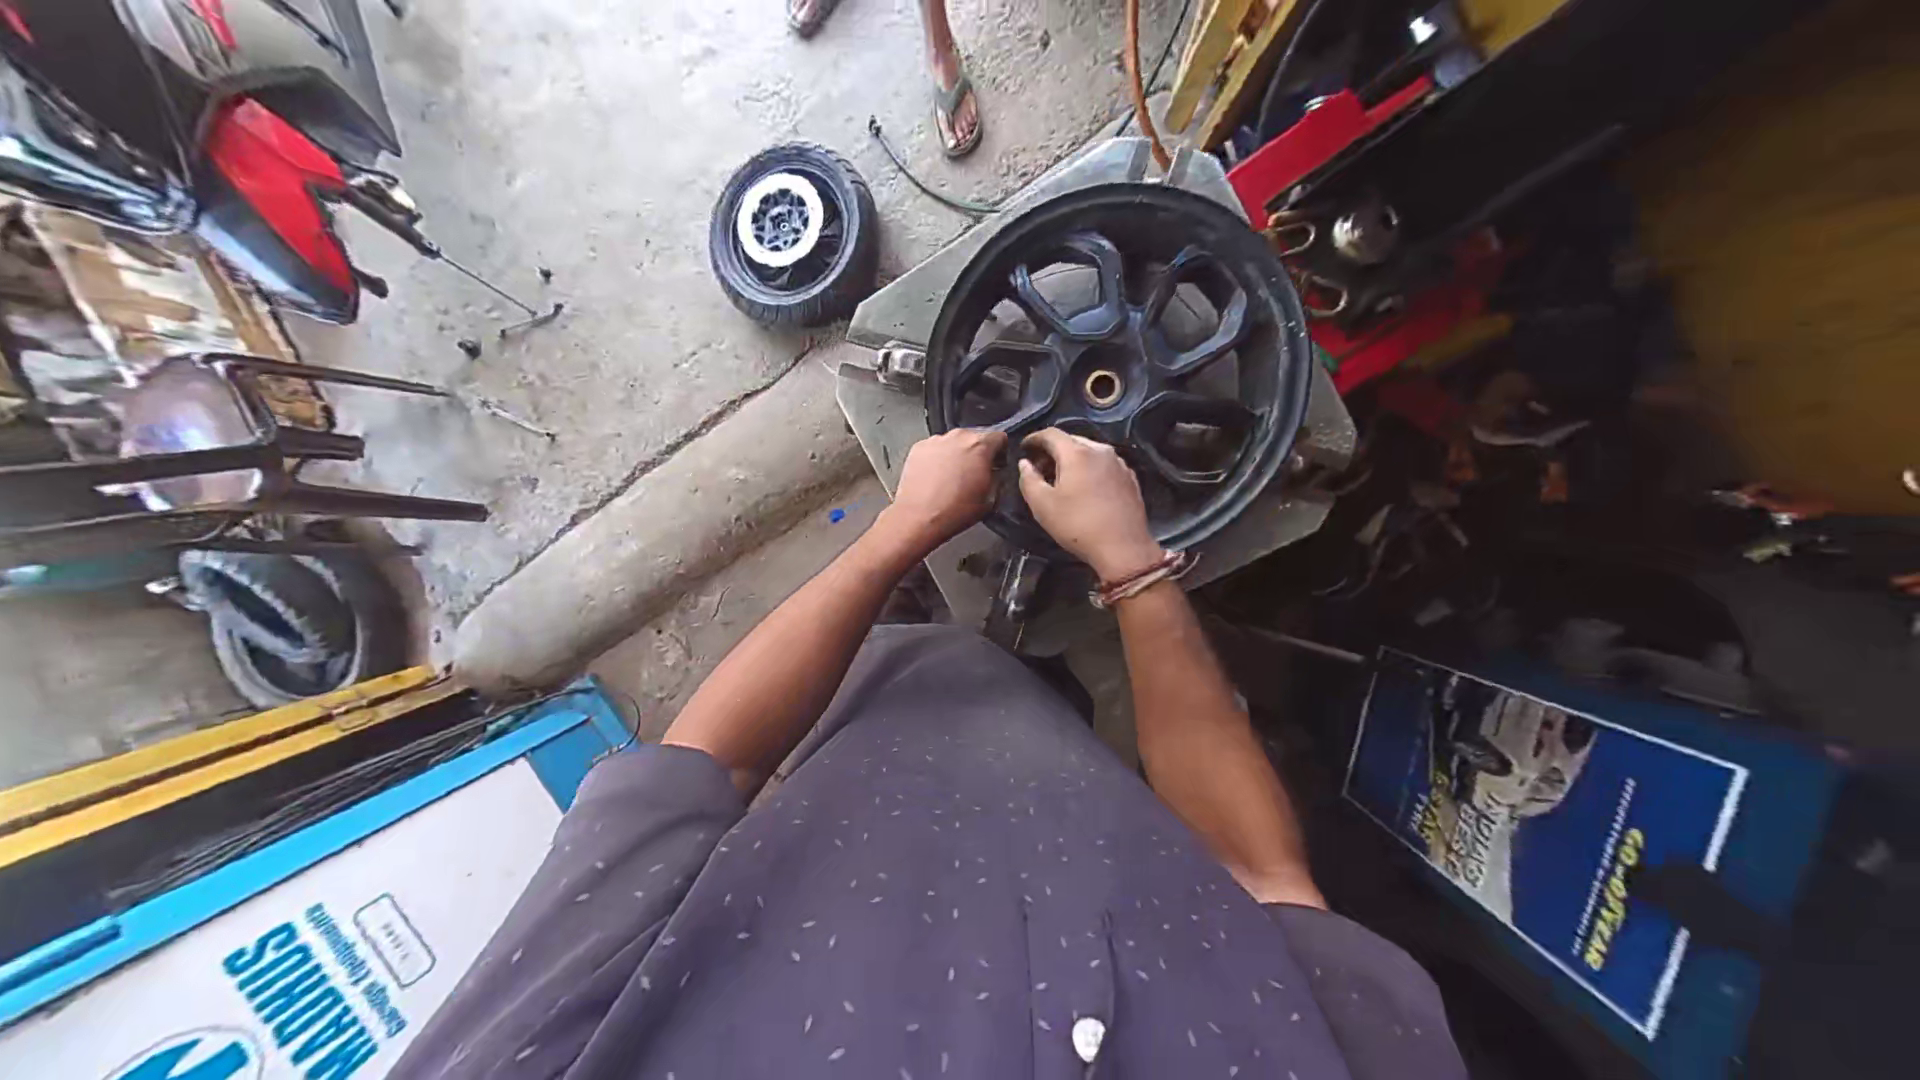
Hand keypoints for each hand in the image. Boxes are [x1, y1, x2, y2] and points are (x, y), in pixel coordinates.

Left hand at [880, 427, 1007, 554]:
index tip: (996, 463)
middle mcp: (958, 437)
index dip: (1000, 452)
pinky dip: (937, 458)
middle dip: (977, 453)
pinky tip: (937, 477)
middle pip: (975, 437)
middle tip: (973, 474)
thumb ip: (997, 478)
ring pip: (953, 442)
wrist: (920, 518)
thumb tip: (995, 473)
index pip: (999, 437)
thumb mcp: (990, 498)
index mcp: (980, 446)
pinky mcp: (918, 448)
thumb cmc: (954, 511)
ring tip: (952, 478)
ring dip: (956, 455)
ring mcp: (936, 441)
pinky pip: (935, 448)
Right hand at [1017, 428, 1162, 579]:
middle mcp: (1100, 451)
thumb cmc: (1078, 525)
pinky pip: (1104, 465)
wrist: (1123, 547)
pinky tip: (1085, 487)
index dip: (1034, 438)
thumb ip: (1028, 479)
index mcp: (1077, 453)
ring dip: (1072, 459)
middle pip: (1071, 440)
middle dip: (1053, 450)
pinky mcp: (1130, 478)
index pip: (1051, 434)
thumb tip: (1025, 463)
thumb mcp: (1042, 505)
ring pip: (1090, 451)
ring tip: (1061, 478)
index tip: (1024, 447)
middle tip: (1040, 467)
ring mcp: (1119, 463)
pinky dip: (1089, 469)